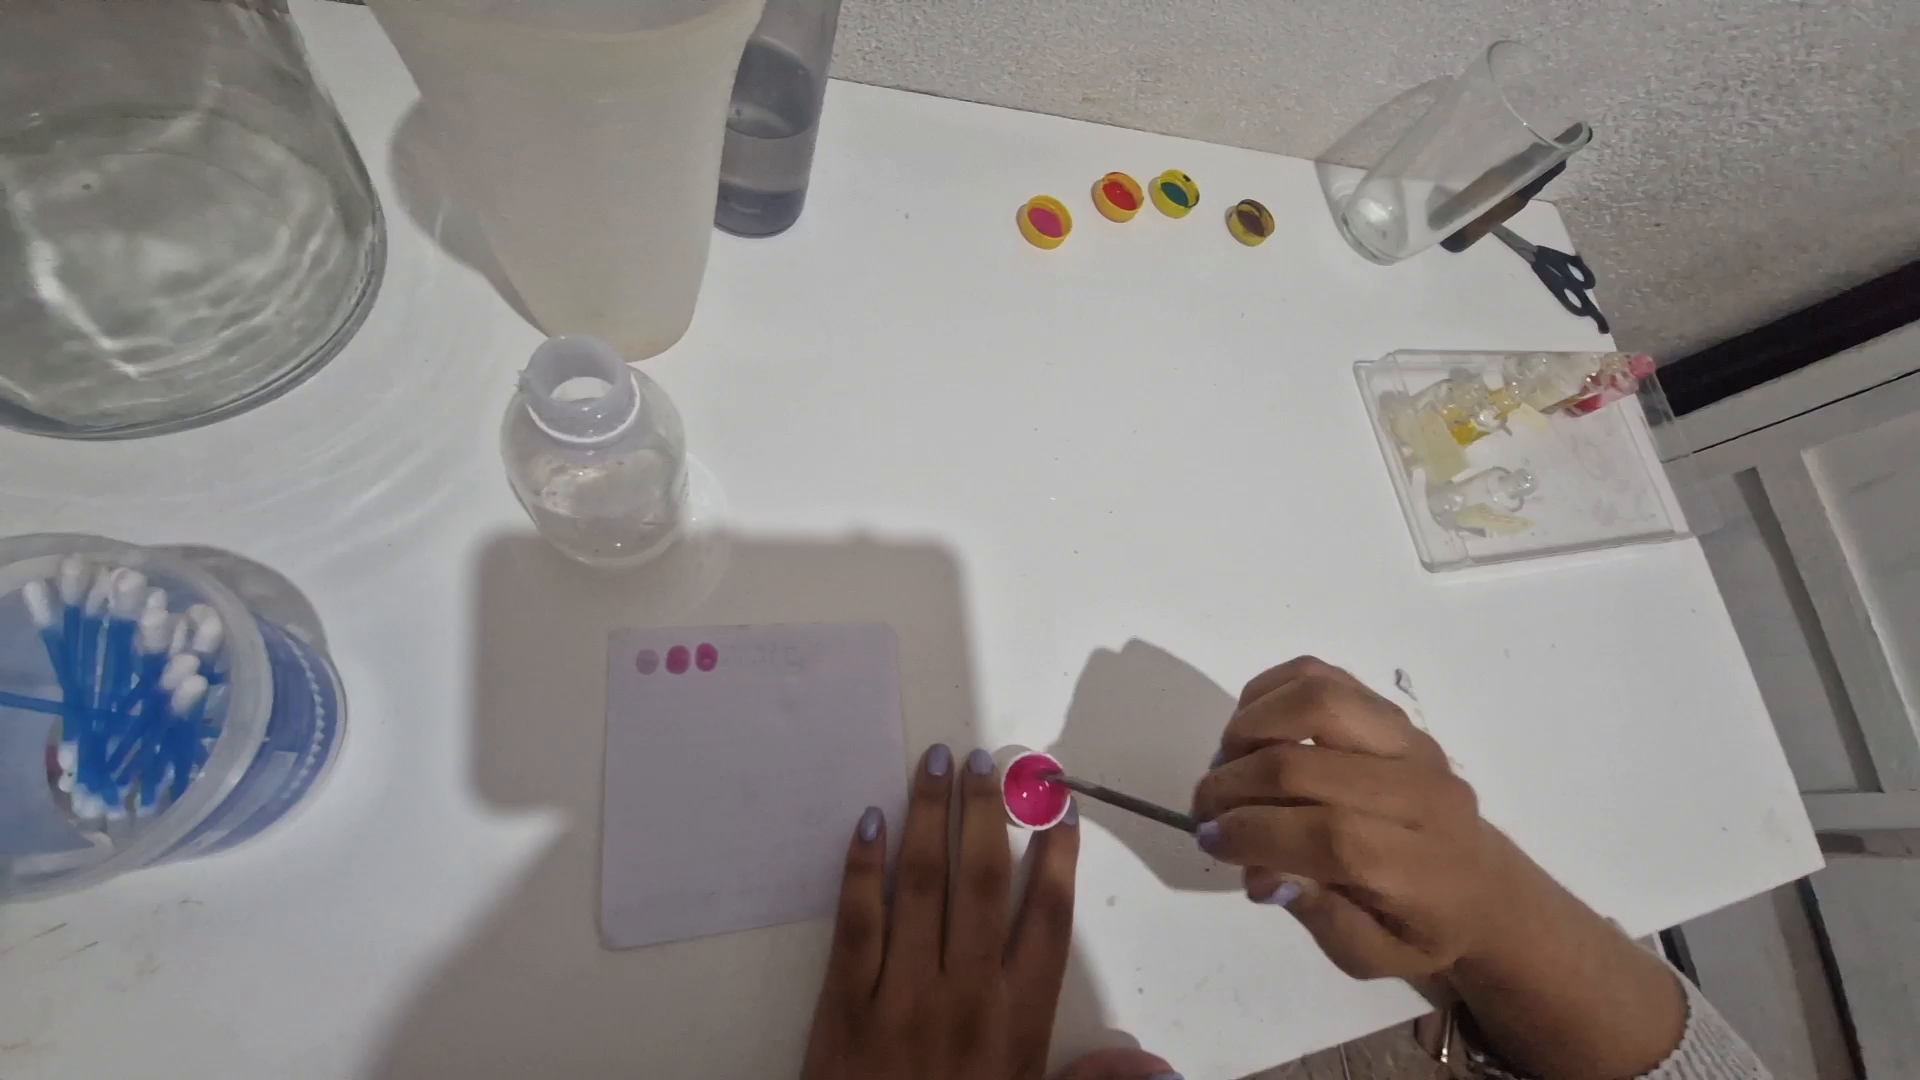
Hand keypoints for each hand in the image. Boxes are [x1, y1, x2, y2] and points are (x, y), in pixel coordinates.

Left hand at [803, 744, 1081, 1079]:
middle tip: (985, 758)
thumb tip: (1161, 1064)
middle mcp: (965, 992)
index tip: (1058, 807)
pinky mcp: (846, 998)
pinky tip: (870, 819)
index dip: (1056, 856)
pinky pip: (857, 919)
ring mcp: (901, 990)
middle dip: (985, 810)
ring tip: (935, 762)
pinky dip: (862, 866)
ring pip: (921, 882)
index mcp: (1016, 1018)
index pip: (1046, 917)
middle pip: (981, 879)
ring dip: (929, 815)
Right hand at [1189, 657, 1520, 979]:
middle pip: (1304, 765)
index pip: (1328, 837)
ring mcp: (1407, 738)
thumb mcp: (1369, 954)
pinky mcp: (1386, 708)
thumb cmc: (1417, 926)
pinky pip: (1317, 674)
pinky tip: (1250, 729)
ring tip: (1228, 761)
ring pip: (1315, 700)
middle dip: (1232, 786)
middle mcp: (1422, 792)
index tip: (1210, 840)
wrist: (1477, 883)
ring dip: (1248, 728)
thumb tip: (1259, 871)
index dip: (1252, 834)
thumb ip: (1315, 915)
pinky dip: (1266, 692)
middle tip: (1204, 807)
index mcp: (1424, 866)